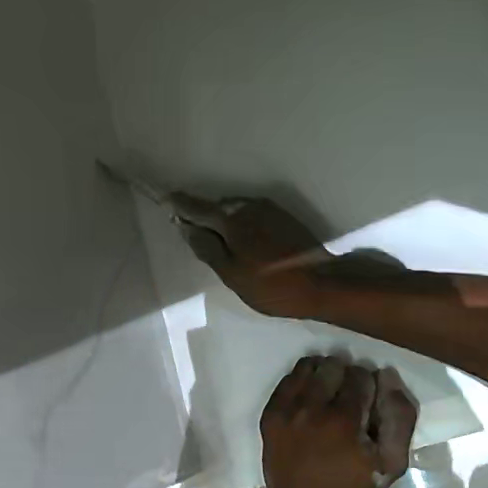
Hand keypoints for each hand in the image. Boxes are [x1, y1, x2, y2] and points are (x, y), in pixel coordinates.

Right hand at [170, 193, 330, 317]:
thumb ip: (206, 248)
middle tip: (196, 238)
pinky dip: (242, 225)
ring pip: (235, 211)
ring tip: (224, 249)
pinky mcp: (284, 216)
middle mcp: (249, 205)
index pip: (197, 206)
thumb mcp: (232, 274)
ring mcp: (269, 209)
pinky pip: (251, 215)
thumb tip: (185, 226)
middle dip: (203, 218)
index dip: (179, 205)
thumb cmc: (272, 286)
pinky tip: (246, 246)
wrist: (323, 284)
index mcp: (232, 219)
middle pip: (216, 208)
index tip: (164, 201)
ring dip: (225, 223)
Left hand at [260, 356, 418, 487]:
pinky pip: (289, 379)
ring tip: (328, 395)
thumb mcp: (392, 463)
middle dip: (345, 378)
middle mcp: (311, 408)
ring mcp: (286, 410)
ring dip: (323, 375)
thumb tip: (387, 377)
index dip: (368, 387)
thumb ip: (399, 417)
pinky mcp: (270, 414)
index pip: (360, 375)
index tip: (367, 403)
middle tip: (347, 399)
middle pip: (333, 366)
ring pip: (309, 367)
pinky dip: (302, 383)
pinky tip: (310, 400)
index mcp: (343, 420)